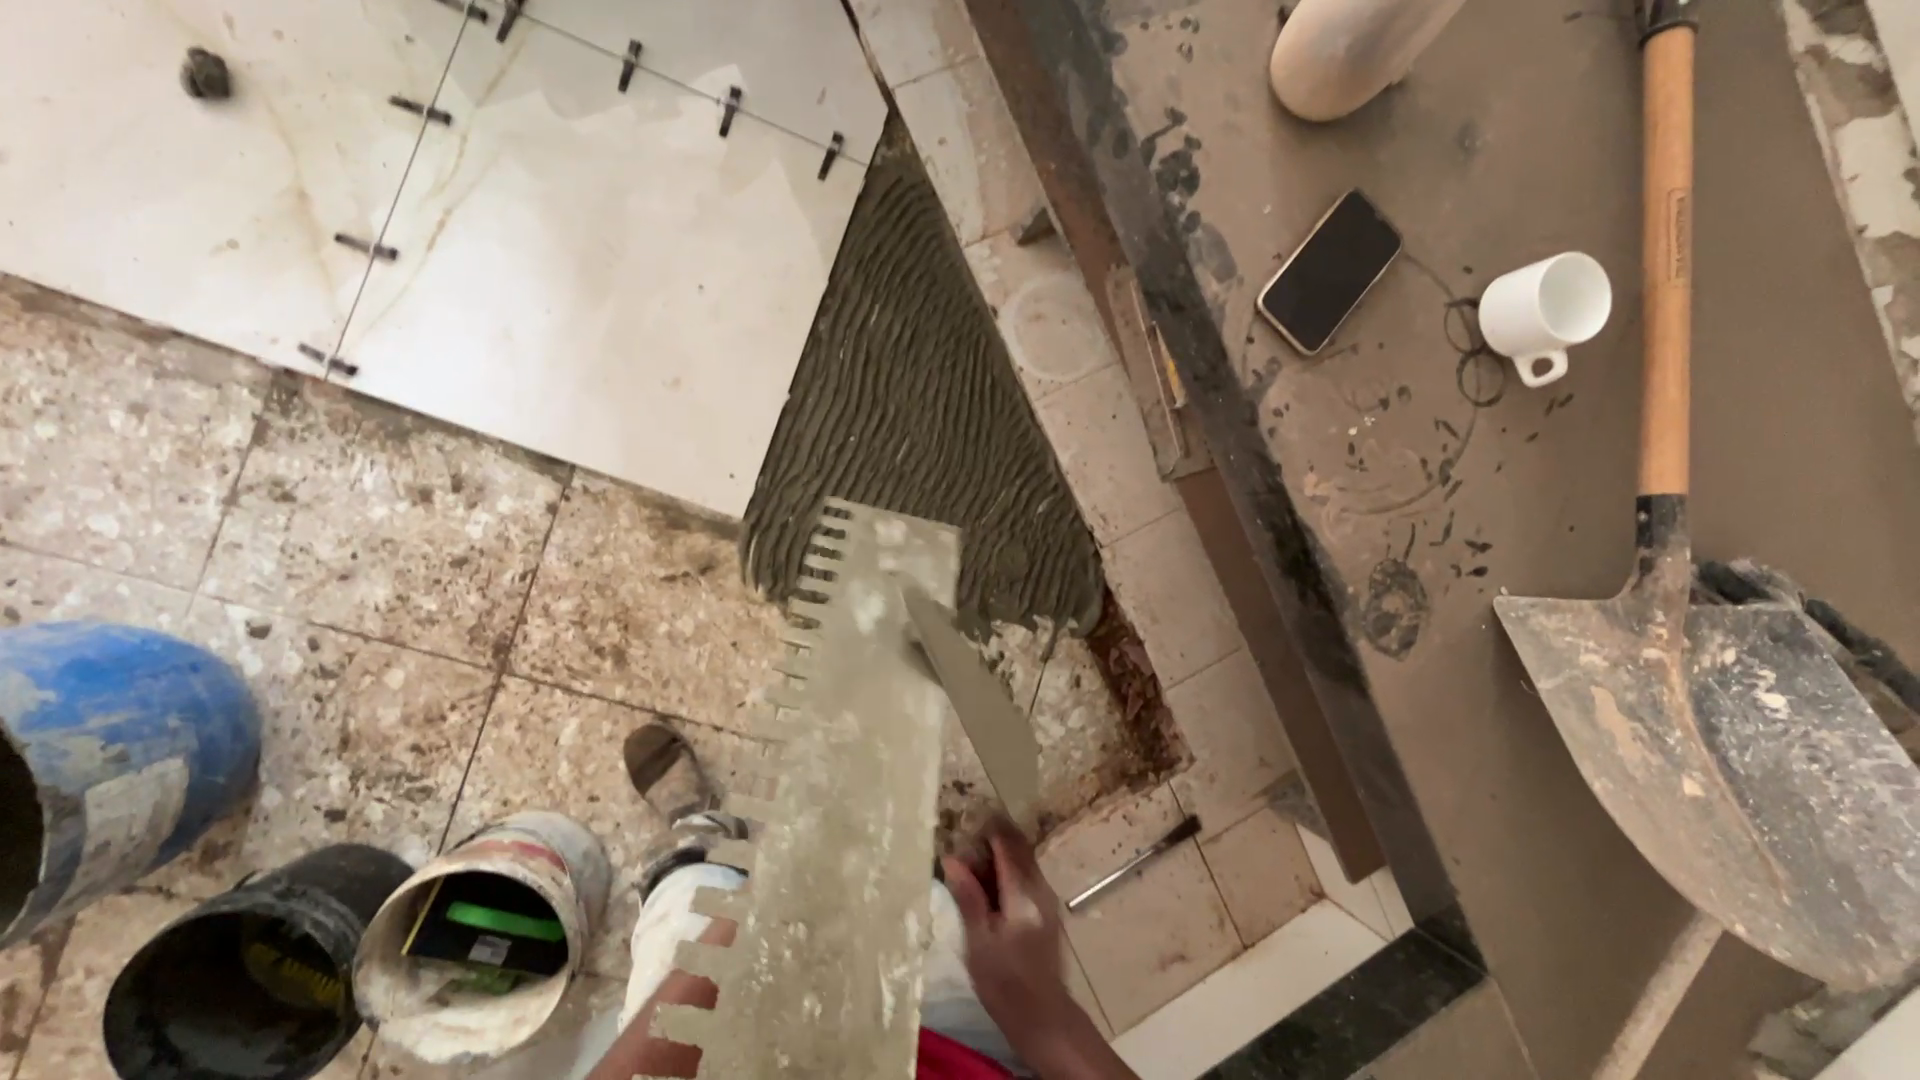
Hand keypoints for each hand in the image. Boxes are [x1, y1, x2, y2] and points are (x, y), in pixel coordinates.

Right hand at [941, 822, 1073, 1040]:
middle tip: (967, 836)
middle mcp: (1040, 889)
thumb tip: (952, 858)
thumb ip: (968, 897)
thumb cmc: (1005, 982)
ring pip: (1025, 862)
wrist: (1043, 1017)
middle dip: (995, 838)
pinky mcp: (1047, 913)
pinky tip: (990, 883)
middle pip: (1019, 850)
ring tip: (973, 858)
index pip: (1007, 846)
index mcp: (1022, 893)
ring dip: (1002, 854)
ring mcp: (1047, 900)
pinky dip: (1009, 871)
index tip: (966, 820)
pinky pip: (1027, 877)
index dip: (988, 830)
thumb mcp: (979, 940)